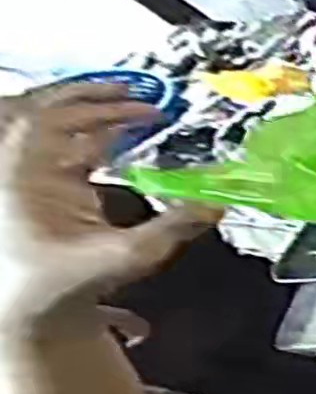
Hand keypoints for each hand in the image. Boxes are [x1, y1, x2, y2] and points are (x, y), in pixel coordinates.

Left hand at [0, 85, 217, 330]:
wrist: (25, 300)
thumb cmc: (70, 278)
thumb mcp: (130, 255)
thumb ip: (175, 227)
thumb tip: (218, 204)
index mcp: (23, 174)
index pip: (51, 122)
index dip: (98, 109)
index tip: (147, 108)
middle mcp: (15, 165)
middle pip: (36, 111)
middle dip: (86, 98)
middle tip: (137, 94)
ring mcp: (21, 173)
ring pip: (39, 123)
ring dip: (82, 111)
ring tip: (126, 107)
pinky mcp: (34, 184)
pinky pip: (53, 144)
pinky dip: (84, 133)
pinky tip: (114, 137)